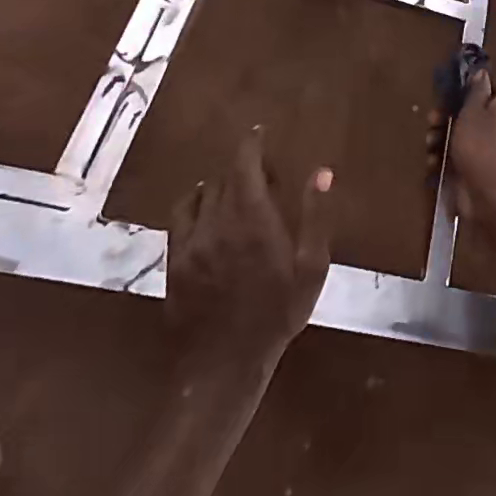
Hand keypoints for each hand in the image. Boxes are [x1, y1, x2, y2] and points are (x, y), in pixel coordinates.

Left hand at [164, 127, 332, 359]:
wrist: (225, 362)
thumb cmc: (278, 313)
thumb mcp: (311, 267)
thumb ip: (314, 216)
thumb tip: (321, 173)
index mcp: (253, 219)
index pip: (244, 165)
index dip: (251, 144)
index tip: (260, 133)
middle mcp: (217, 222)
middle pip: (224, 177)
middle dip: (243, 168)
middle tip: (263, 175)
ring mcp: (191, 241)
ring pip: (201, 195)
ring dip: (219, 185)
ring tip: (236, 192)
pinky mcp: (174, 260)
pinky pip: (179, 217)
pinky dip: (194, 204)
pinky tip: (205, 213)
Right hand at [430, 71, 495, 220]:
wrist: (490, 196)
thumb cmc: (481, 147)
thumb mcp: (474, 112)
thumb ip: (476, 91)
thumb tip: (481, 73)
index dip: (477, 85)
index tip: (456, 87)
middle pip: (472, 111)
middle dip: (448, 114)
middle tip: (433, 119)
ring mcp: (488, 150)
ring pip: (461, 135)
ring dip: (441, 137)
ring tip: (430, 144)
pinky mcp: (477, 169)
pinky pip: (458, 156)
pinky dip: (445, 158)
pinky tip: (433, 163)